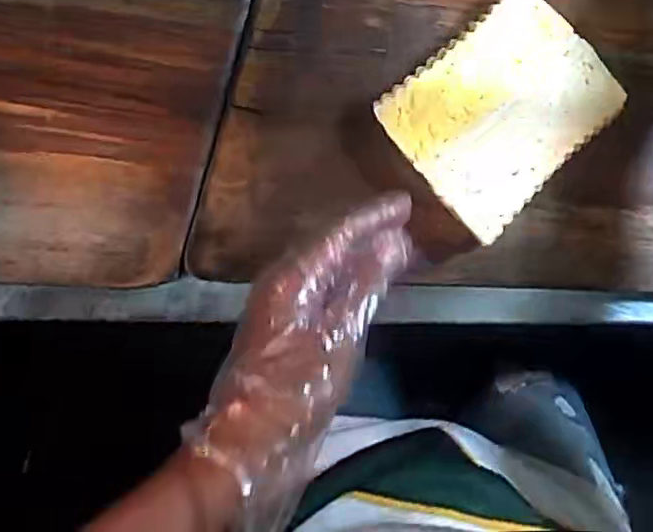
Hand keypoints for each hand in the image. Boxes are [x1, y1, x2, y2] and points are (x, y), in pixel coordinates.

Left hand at [192, 193, 415, 529]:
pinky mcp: (289, 326)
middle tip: (407, 223)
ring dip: (364, 253)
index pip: (340, 231)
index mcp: (293, 276)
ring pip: (330, 263)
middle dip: (371, 230)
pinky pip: (327, 284)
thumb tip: (393, 240)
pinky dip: (353, 276)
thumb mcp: (338, 337)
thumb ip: (366, 284)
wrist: (245, 450)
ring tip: (398, 248)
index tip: (405, 203)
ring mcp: (285, 303)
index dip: (375, 216)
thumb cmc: (293, 391)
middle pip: (333, 242)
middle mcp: (285, 280)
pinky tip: (371, 282)